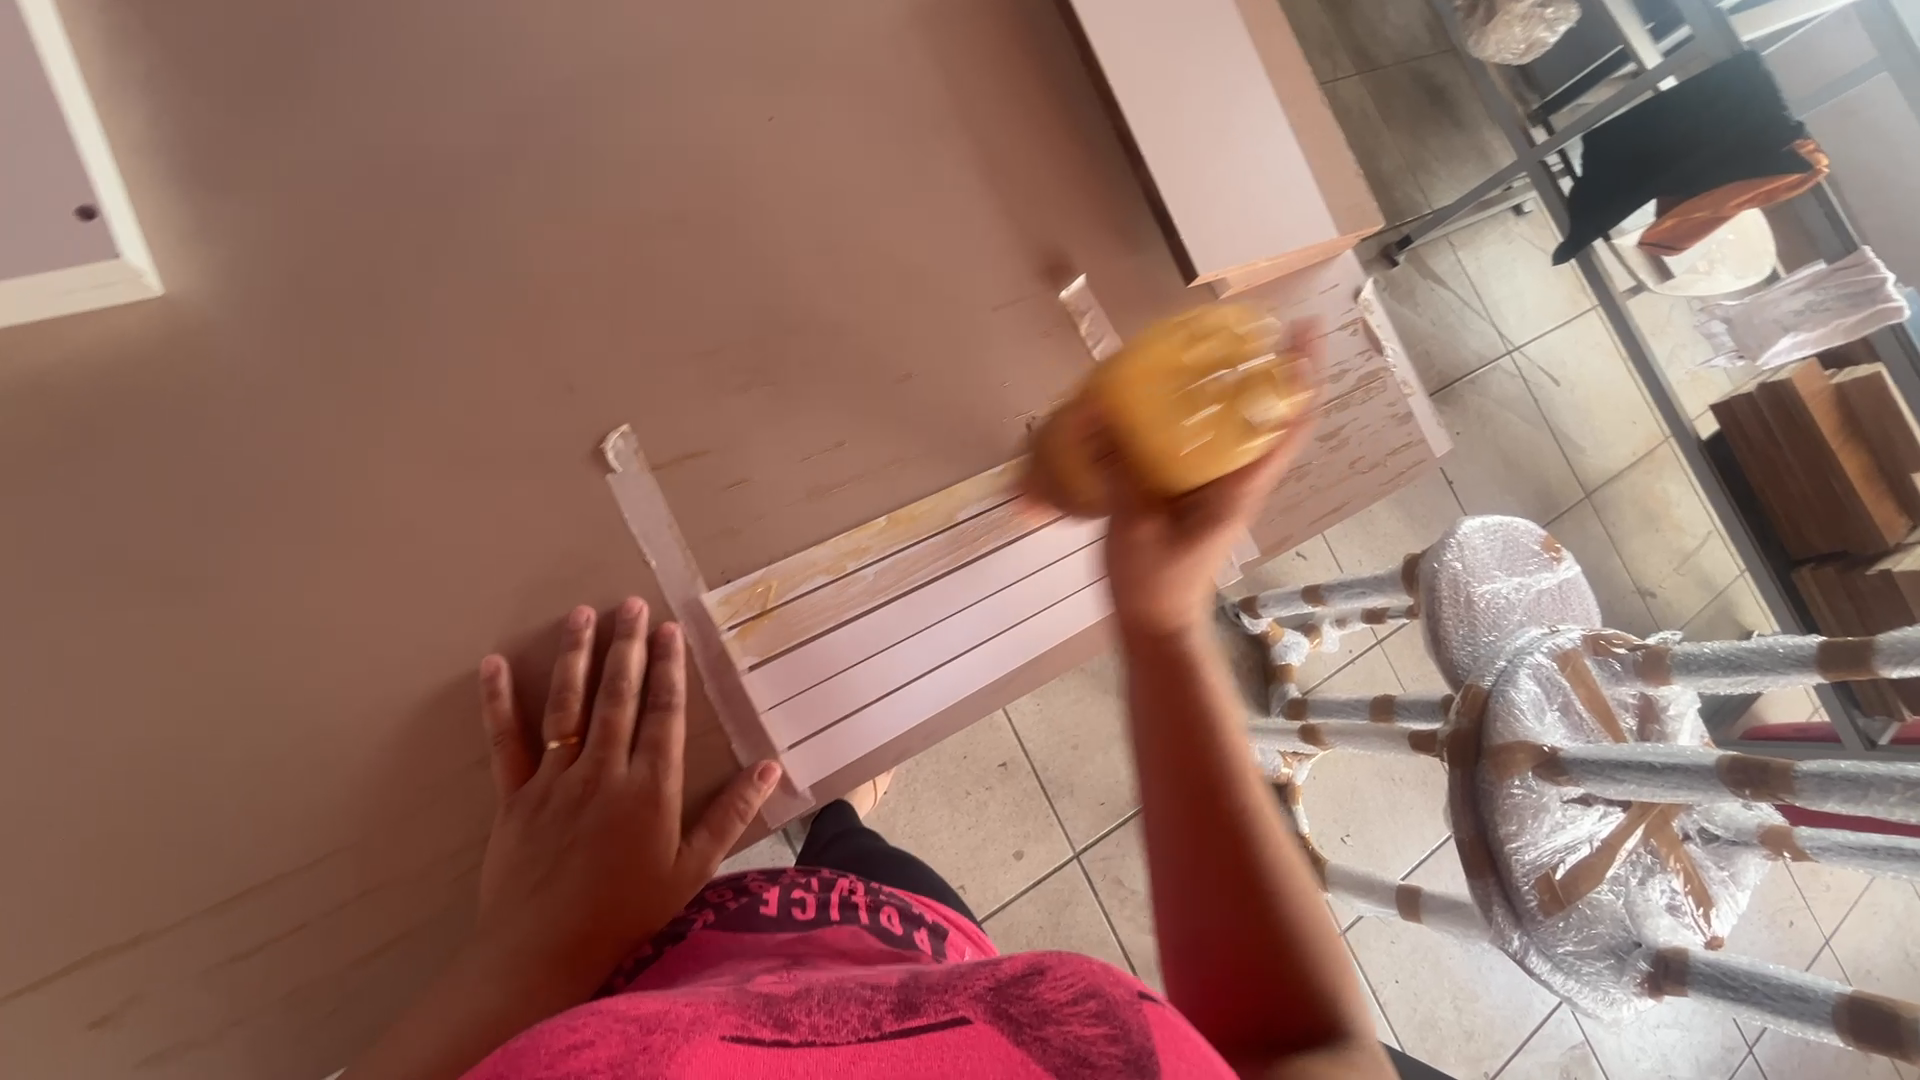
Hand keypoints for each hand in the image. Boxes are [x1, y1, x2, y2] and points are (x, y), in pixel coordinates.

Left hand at [472, 598, 781, 993]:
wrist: (542, 956)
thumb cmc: (629, 912)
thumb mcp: (693, 868)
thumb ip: (731, 814)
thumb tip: (771, 768)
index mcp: (651, 787)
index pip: (663, 712)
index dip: (668, 667)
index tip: (669, 629)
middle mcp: (604, 772)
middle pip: (617, 696)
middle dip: (626, 646)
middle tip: (631, 604)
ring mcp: (555, 781)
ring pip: (567, 706)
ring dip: (575, 657)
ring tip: (581, 614)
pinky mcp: (514, 797)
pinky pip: (505, 742)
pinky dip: (497, 702)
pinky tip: (493, 663)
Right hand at [1101, 331, 1320, 638]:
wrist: (1156, 625)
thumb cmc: (1155, 583)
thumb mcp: (1134, 527)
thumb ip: (1120, 473)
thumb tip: (1098, 415)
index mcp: (1237, 488)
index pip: (1288, 427)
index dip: (1302, 377)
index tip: (1301, 331)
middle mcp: (1237, 483)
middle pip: (1270, 420)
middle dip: (1268, 373)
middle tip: (1242, 331)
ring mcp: (1218, 491)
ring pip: (1238, 432)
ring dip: (1232, 394)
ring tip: (1202, 358)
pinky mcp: (1195, 498)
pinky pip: (1202, 449)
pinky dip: (1193, 422)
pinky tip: (1160, 409)